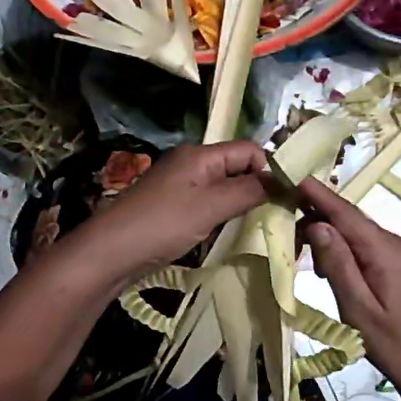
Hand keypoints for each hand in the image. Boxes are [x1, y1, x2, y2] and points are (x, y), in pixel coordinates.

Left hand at [73, 141, 269, 278]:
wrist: (112, 250)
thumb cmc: (162, 224)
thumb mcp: (211, 206)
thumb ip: (248, 191)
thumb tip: (283, 181)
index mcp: (200, 155)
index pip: (249, 149)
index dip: (270, 169)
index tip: (288, 198)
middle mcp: (191, 163)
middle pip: (236, 167)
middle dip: (258, 188)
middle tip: (279, 216)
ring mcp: (180, 185)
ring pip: (223, 187)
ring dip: (240, 204)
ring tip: (259, 226)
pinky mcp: (172, 206)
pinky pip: (207, 203)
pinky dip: (221, 215)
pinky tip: (228, 232)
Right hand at [296, 176, 400, 383]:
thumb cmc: (386, 339)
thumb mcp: (355, 304)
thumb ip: (337, 262)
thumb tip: (316, 225)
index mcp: (382, 249)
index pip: (343, 211)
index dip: (315, 192)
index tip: (290, 174)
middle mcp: (388, 241)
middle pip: (345, 216)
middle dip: (312, 214)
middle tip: (281, 223)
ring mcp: (390, 249)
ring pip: (348, 228)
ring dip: (322, 233)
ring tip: (299, 252)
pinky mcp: (387, 260)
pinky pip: (355, 241)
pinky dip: (334, 246)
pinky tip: (323, 265)